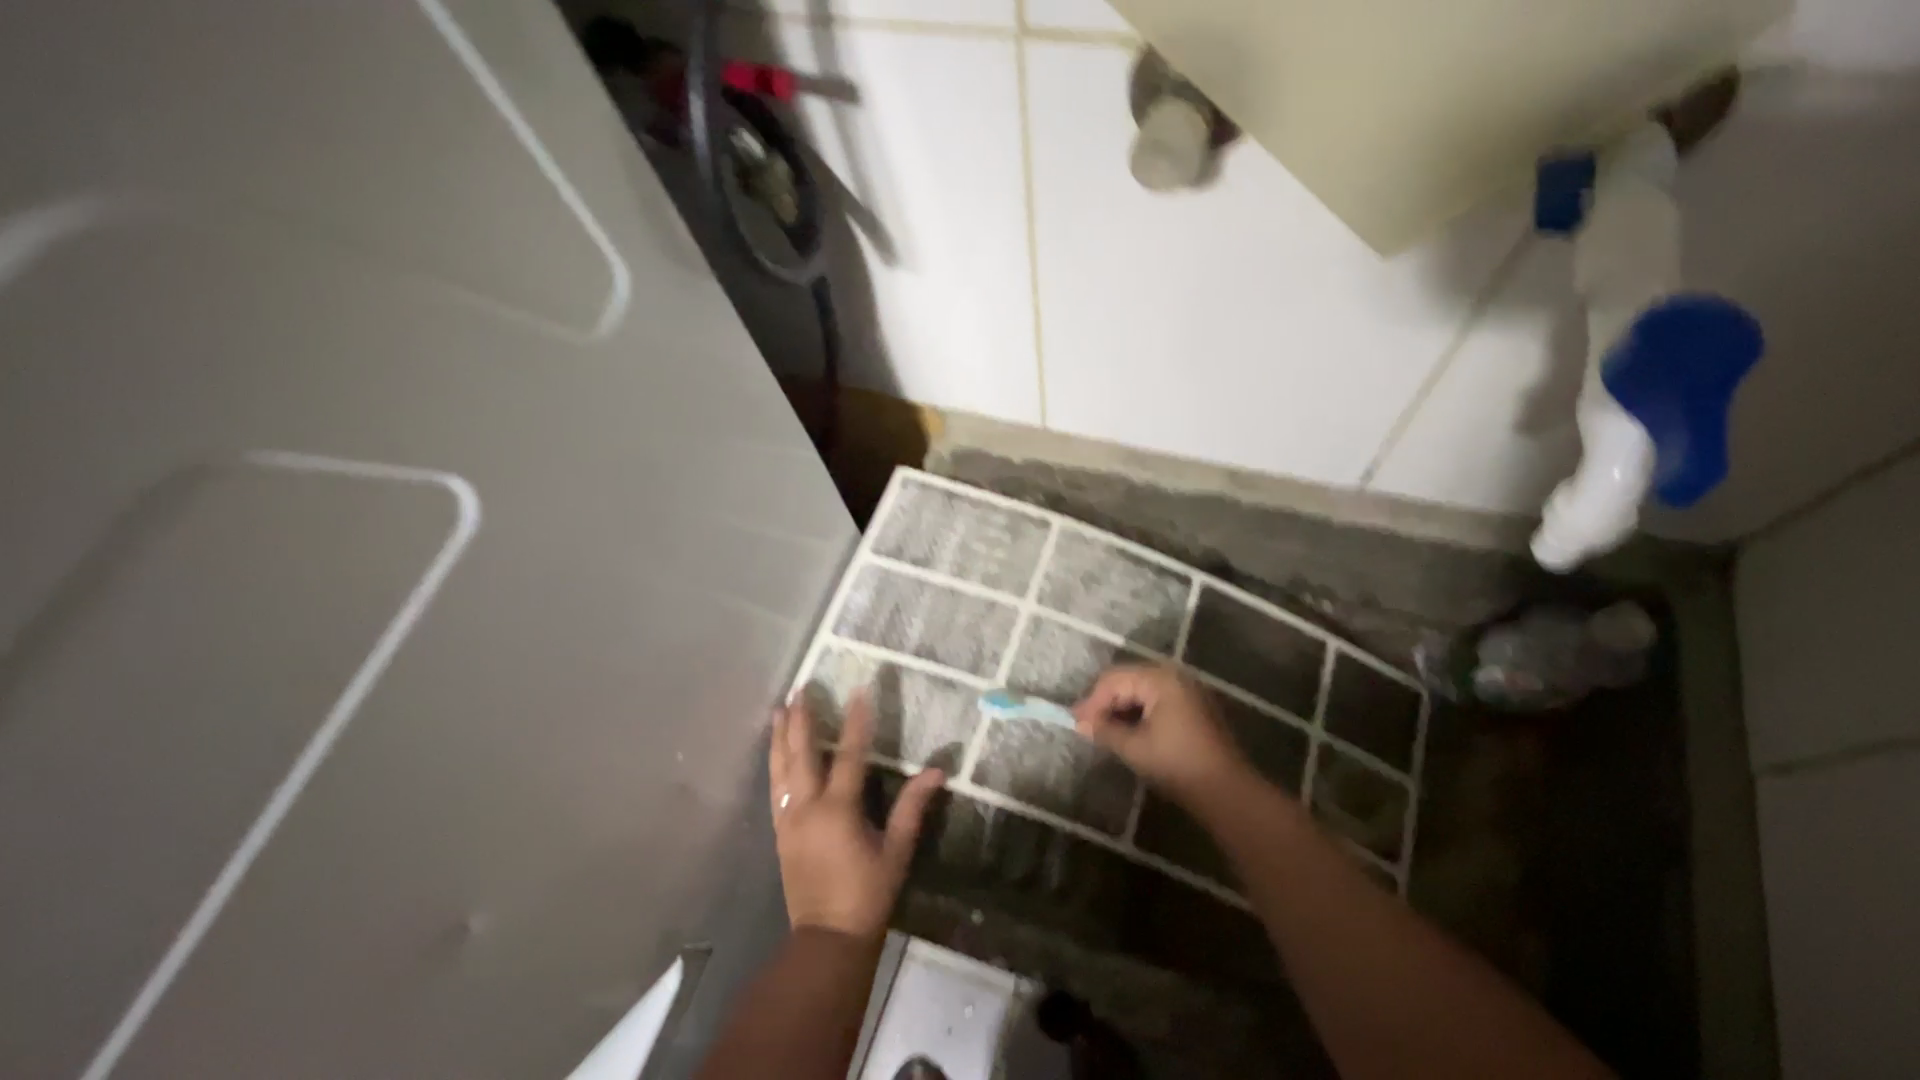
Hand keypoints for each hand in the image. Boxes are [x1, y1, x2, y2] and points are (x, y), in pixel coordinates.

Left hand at [768, 694, 944, 938]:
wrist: (827, 936)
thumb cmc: (868, 893)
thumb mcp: (896, 850)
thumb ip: (913, 808)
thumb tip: (937, 771)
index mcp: (838, 810)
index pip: (848, 755)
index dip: (855, 722)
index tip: (858, 690)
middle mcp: (807, 808)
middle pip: (802, 754)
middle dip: (802, 719)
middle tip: (801, 688)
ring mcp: (788, 820)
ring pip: (780, 769)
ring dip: (781, 737)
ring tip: (779, 709)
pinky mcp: (779, 833)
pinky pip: (774, 790)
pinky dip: (774, 765)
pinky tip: (775, 754)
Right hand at [1072, 664, 1248, 804]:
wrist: (1225, 789)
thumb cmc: (1176, 763)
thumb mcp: (1133, 747)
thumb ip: (1104, 730)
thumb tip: (1080, 723)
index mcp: (1160, 678)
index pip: (1113, 679)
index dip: (1092, 701)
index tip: (1075, 723)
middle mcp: (1175, 675)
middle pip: (1128, 679)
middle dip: (1105, 702)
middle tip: (1086, 726)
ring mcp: (1188, 690)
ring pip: (1142, 690)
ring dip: (1121, 707)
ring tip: (1104, 730)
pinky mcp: (1194, 706)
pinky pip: (1158, 699)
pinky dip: (1139, 712)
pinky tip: (1128, 730)